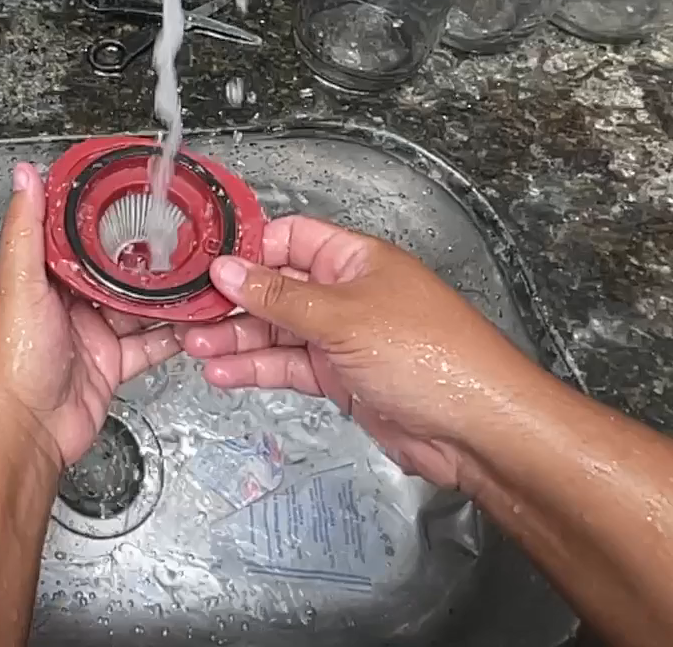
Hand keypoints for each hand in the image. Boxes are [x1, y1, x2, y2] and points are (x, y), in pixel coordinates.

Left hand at [0, 162, 182, 469]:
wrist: (21, 430)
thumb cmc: (8, 360)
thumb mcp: (19, 281)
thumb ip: (25, 228)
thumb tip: (23, 176)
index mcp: (40, 276)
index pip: (72, 236)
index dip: (98, 217)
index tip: (128, 196)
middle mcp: (64, 302)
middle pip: (111, 272)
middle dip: (141, 256)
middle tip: (176, 236)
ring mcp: (88, 334)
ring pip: (134, 307)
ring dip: (162, 294)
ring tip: (193, 273)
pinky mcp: (108, 364)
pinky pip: (146, 344)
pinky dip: (170, 334)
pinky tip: (191, 320)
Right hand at [180, 216, 550, 489]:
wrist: (482, 435)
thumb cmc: (426, 355)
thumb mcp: (342, 317)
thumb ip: (277, 296)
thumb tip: (225, 269)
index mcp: (352, 259)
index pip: (288, 238)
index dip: (248, 249)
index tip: (207, 265)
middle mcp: (343, 292)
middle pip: (274, 287)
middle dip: (232, 301)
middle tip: (190, 314)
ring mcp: (339, 336)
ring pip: (274, 329)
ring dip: (235, 338)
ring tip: (196, 348)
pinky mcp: (338, 375)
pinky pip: (286, 364)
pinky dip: (255, 368)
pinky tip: (224, 373)